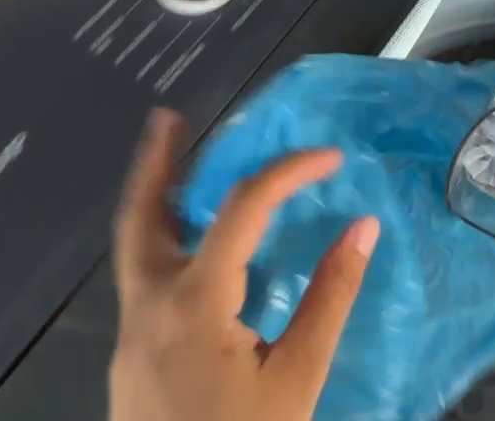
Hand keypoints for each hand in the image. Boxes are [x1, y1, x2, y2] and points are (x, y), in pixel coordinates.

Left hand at [109, 108, 379, 420]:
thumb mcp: (299, 376)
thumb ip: (330, 295)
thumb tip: (363, 226)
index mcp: (192, 305)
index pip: (240, 211)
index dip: (287, 173)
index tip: (330, 159)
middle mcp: (148, 310)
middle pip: (140, 220)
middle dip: (154, 164)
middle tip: (166, 117)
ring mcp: (131, 338)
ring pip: (134, 251)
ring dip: (155, 200)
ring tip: (176, 161)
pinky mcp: (133, 362)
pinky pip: (146, 280)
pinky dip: (168, 241)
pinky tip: (200, 248)